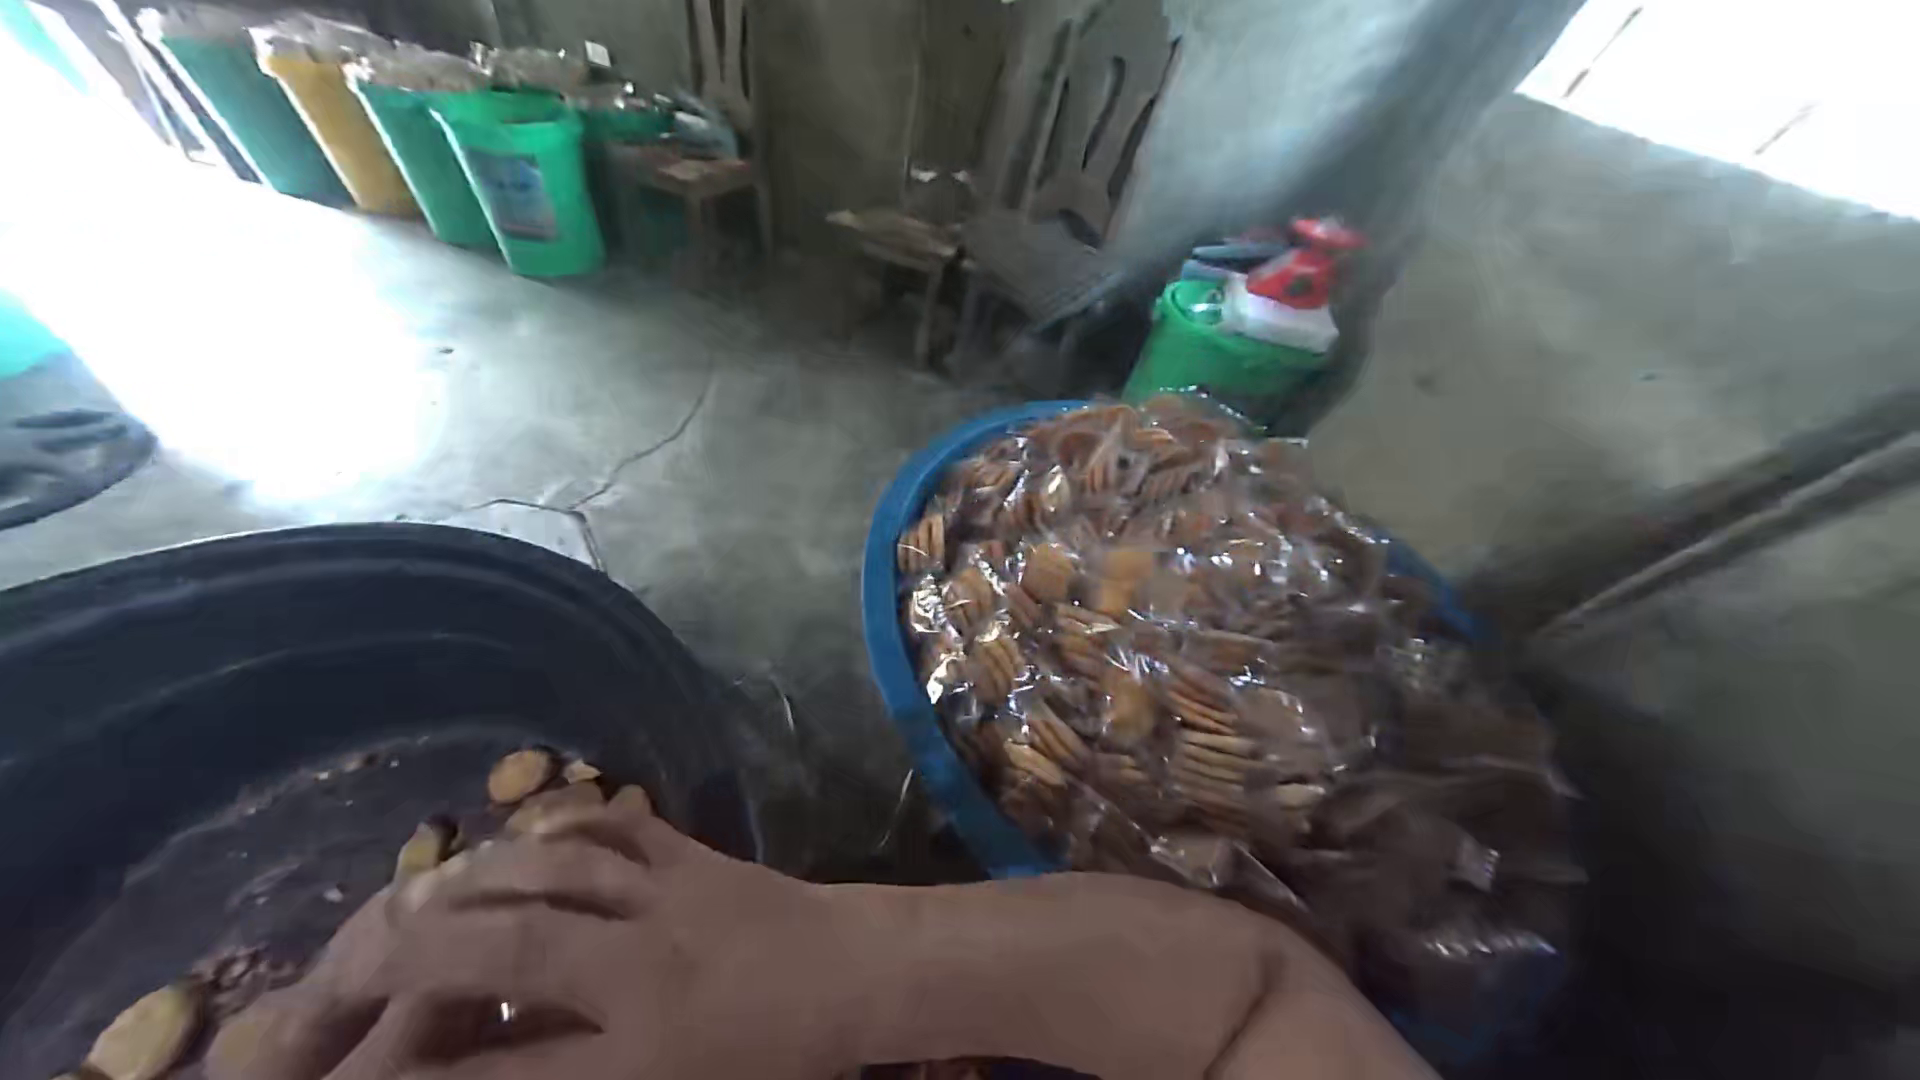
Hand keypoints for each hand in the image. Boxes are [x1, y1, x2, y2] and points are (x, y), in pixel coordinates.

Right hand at [209, 796, 869, 1079]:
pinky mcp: (695, 854)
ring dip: (477, 876)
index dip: (399, 1074)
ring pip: (560, 871)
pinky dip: (562, 827)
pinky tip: (521, 834)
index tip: (334, 1071)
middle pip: (510, 948)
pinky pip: (619, 827)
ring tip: (413, 891)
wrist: (849, 970)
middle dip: (410, 956)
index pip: (492, 1072)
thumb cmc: (768, 1058)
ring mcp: (673, 894)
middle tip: (341, 963)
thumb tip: (477, 1056)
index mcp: (639, 1057)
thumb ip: (565, 1076)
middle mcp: (645, 966)